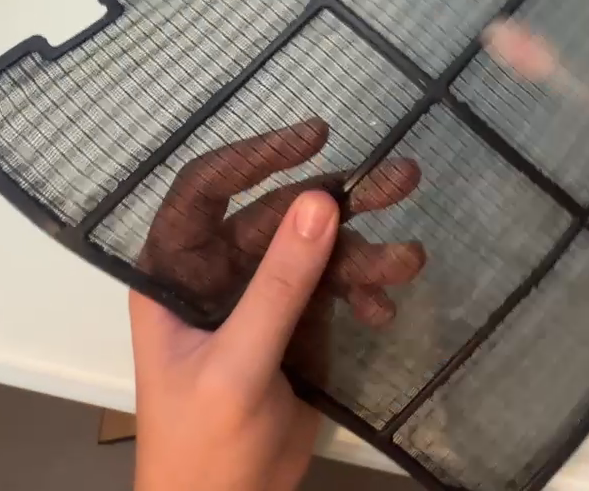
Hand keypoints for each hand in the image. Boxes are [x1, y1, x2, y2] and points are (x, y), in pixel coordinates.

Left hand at [129, 120, 426, 490]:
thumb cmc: (203, 448)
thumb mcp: (239, 364)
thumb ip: (280, 284)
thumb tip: (322, 200)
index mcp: (178, 271)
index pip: (206, 190)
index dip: (254, 156)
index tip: (314, 138)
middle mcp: (221, 269)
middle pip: (283, 212)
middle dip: (344, 199)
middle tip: (403, 177)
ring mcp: (264, 291)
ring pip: (320, 246)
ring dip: (367, 253)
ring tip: (410, 261)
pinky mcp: (299, 316)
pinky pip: (338, 284)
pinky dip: (364, 293)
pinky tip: (383, 313)